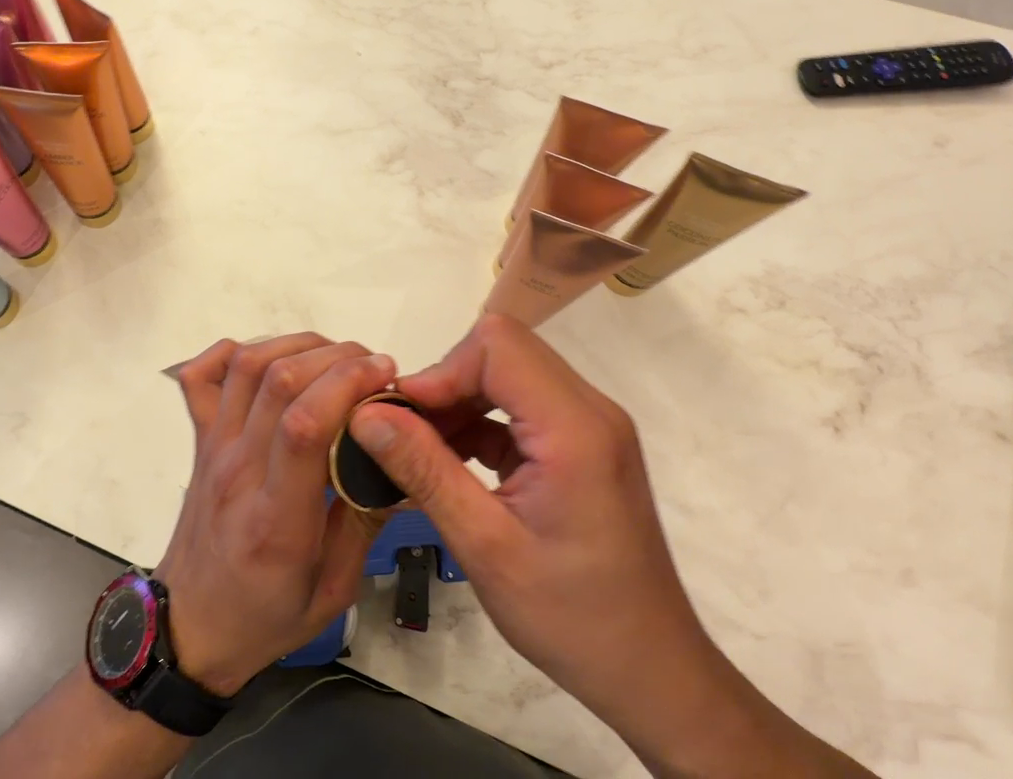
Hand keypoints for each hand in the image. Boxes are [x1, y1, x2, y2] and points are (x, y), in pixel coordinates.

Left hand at [152, 334, 395, 695]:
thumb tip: (398, 460)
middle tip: (374, 367)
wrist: (191, 626)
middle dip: (337, 358)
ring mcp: (212, 448)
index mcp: (276, 518)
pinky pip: (200, 377)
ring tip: (336, 359)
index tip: (386, 376)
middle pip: (278, 382)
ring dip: (297, 346)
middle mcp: (238, 470)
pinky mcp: (199, 440)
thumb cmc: (266, 616)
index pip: (303, 426)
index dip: (348, 384)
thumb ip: (365, 522)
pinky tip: (269, 359)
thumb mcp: (334, 591)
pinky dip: (232, 352)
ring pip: (245, 366)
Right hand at [348, 316, 873, 777]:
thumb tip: (365, 413)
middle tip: (401, 437)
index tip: (399, 419)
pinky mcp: (580, 447)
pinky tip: (446, 465)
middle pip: (502, 352)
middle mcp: (589, 411)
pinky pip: (518, 409)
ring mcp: (588, 428)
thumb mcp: (484, 544)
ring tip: (416, 454)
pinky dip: (477, 425)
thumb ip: (424, 469)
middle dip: (444, 385)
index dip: (440, 370)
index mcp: (575, 428)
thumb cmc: (569, 615)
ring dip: (456, 405)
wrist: (647, 668)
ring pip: (506, 377)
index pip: (498, 345)